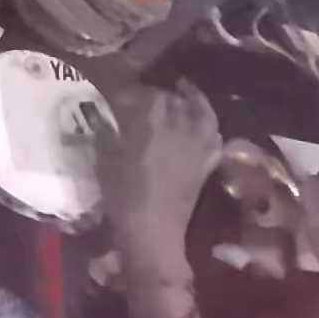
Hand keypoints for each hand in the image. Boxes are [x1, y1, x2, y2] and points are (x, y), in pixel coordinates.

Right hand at [99, 80, 222, 261]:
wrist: (152, 227)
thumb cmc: (121, 191)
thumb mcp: (104, 157)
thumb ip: (106, 132)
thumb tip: (105, 118)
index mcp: (149, 120)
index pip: (144, 92)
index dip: (132, 89)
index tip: (119, 92)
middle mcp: (178, 125)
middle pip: (174, 98)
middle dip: (161, 92)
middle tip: (147, 92)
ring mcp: (198, 143)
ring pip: (202, 111)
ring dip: (194, 99)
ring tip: (184, 92)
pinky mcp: (208, 162)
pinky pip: (214, 136)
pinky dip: (208, 126)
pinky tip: (202, 125)